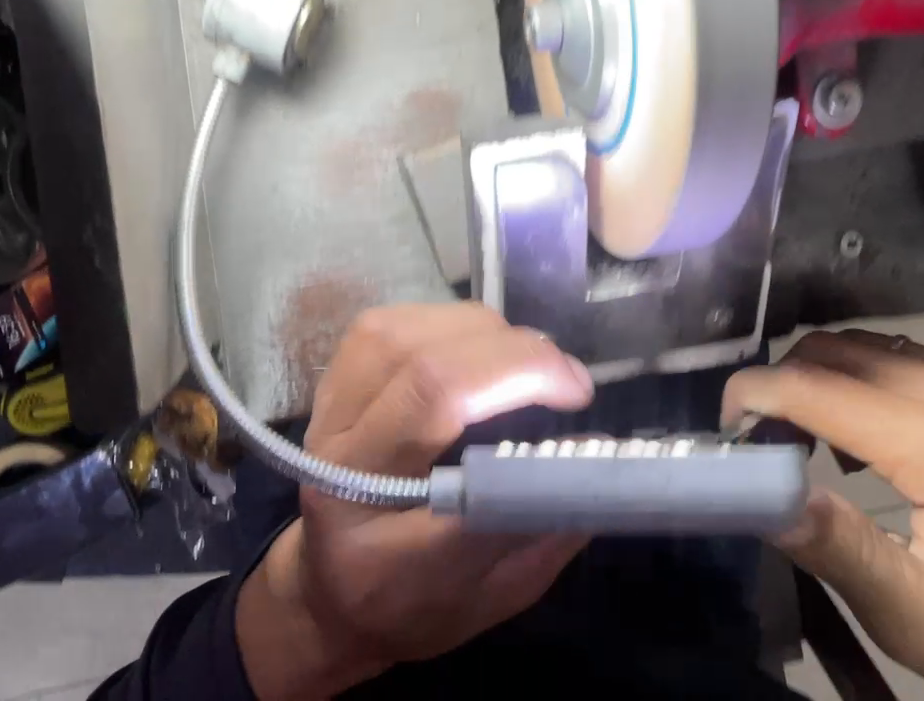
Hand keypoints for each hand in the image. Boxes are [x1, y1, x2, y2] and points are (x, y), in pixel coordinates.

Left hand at [235, 304, 595, 699]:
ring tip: (530, 359)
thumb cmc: (412, 602)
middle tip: (571, 379)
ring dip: (484, 334)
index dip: (521, 411)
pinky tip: (481, 344)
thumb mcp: (489, 599)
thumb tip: (596, 457)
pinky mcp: (333, 380)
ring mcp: (329, 414)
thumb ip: (540, 532)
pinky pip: (391, 324)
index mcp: (378, 546)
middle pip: (426, 377)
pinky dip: (446, 322)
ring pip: (406, 337)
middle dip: (515, 360)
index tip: (579, 400)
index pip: (456, 478)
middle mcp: (341, 465)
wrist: (327, 586)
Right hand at [723, 330, 923, 700]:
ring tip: (801, 441)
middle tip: (757, 442)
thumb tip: (756, 488)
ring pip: (866, 347)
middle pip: (835, 350)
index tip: (722, 430)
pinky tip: (858, 437)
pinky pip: (903, 359)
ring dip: (818, 381)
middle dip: (780, 384)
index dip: (751, 395)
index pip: (813, 387)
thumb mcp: (920, 619)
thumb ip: (835, 547)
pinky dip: (859, 382)